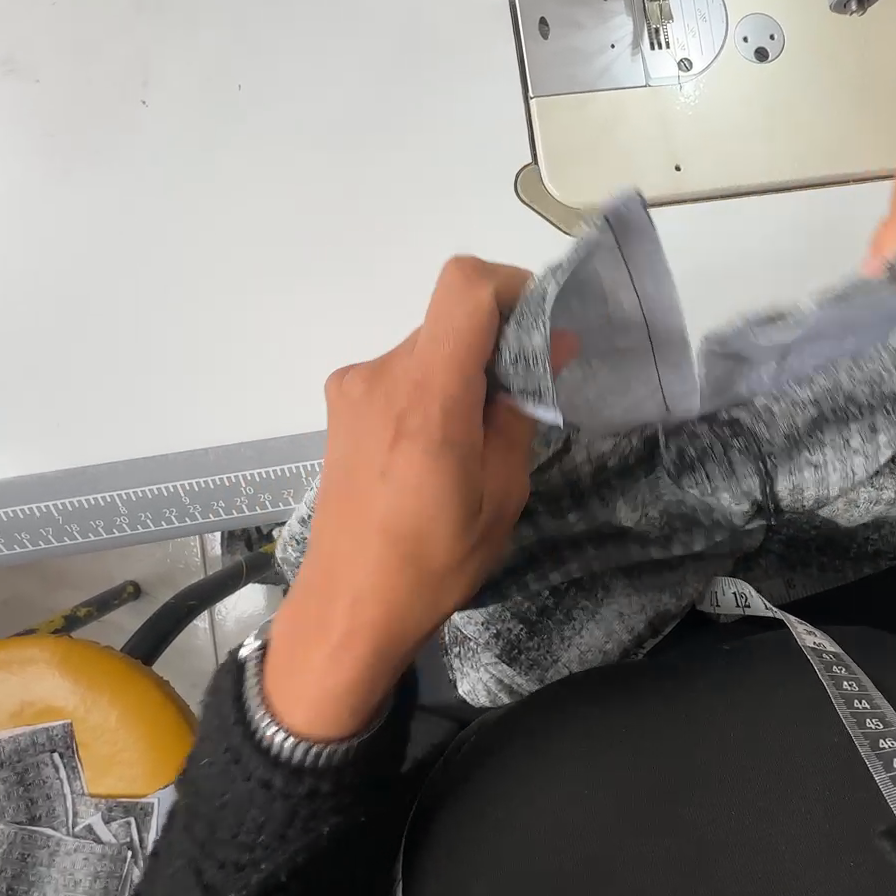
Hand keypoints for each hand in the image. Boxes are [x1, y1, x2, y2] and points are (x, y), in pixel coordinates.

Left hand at [264, 257, 538, 739]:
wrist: (349, 609)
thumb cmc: (436, 560)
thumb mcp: (503, 490)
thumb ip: (522, 406)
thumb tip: (552, 346)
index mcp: (427, 396)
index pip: (464, 286)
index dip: (512, 286)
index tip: (541, 327)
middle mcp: (381, 374)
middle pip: (451, 317)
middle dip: (497, 340)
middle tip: (524, 396)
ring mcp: (354, 387)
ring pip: (430, 344)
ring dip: (465, 368)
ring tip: (477, 434)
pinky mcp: (343, 405)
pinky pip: (404, 370)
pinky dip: (436, 384)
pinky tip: (440, 444)